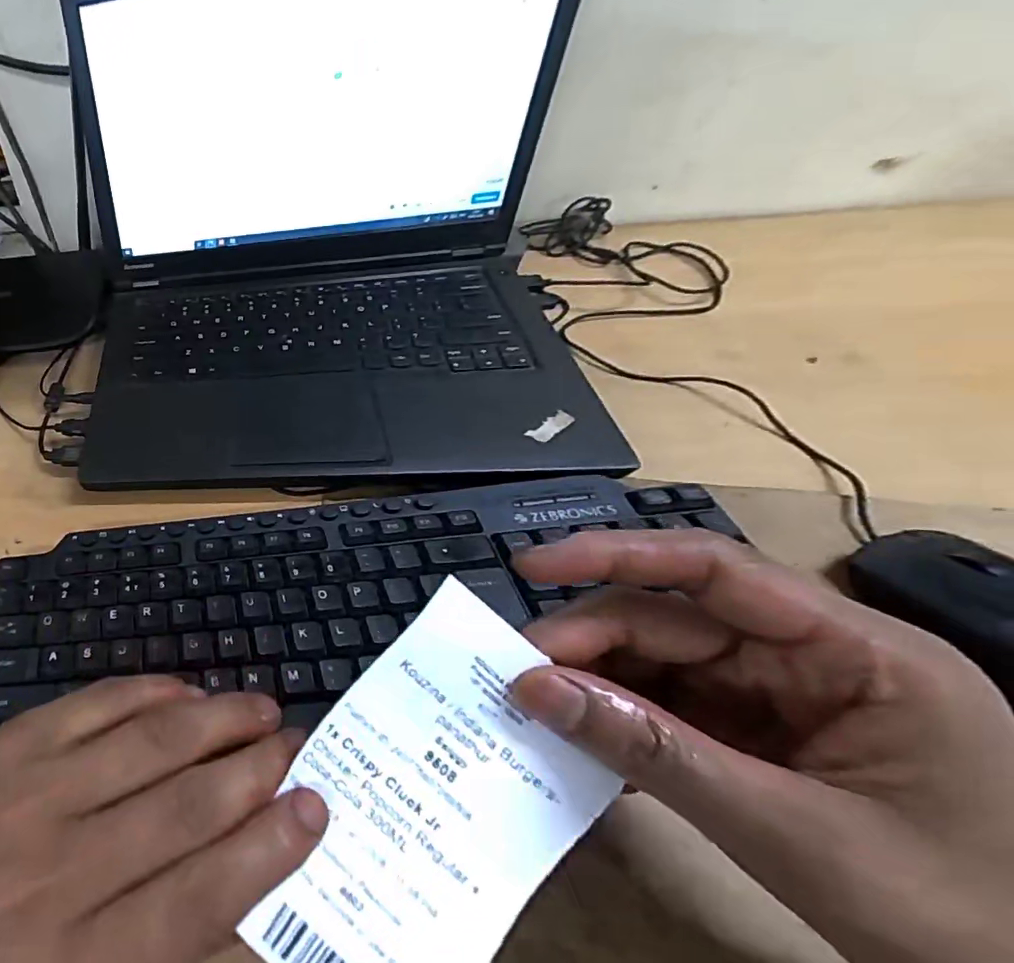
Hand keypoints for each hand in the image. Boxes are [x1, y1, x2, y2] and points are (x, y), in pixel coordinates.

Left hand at [0, 677, 326, 962]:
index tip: (315, 807)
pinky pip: (93, 705)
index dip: (268, 847)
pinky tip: (185, 690)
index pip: (200, 894)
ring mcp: (29, 797)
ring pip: (144, 744)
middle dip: (252, 770)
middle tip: (296, 743)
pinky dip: (147, 692)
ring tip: (257, 707)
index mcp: (86, 957)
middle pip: (180, 809)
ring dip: (212, 719)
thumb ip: (182, 948)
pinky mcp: (11, 747)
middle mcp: (57, 874)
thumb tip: (269, 900)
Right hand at [508, 530, 1013, 962]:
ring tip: (535, 711)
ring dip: (593, 686)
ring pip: (656, 664)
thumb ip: (656, 754)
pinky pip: (667, 709)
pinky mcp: (761, 736)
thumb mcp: (796, 837)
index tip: (529, 568)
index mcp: (860, 655)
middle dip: (586, 645)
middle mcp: (814, 659)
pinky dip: (619, 723)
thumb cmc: (964, 922)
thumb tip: (534, 688)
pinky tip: (583, 744)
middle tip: (513, 676)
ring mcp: (786, 699)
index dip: (614, 556)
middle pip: (667, 622)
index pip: (715, 571)